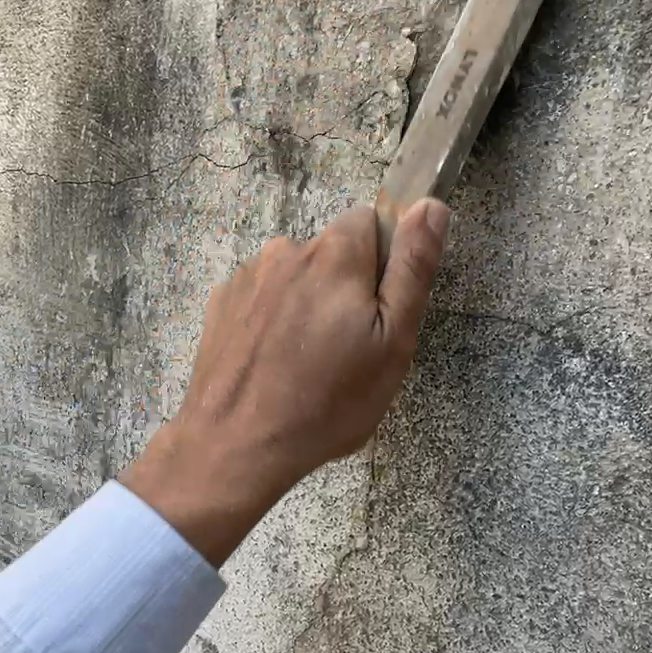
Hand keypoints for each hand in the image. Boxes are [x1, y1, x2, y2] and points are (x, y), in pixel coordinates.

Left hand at [122, 199, 451, 565]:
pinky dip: (272, 321)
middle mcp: (286, 251)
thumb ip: (413, 268)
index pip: (370, 221)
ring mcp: (247, 278)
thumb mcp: (392, 342)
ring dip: (306, 305)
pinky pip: (262, 299)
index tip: (378, 311)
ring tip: (306, 364)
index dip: (382, 263)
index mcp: (334, 254)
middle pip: (331, 253)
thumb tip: (430, 206)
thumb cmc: (327, 402)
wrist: (237, 446)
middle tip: (346, 349)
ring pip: (295, 277)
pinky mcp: (221, 305)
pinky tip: (274, 365)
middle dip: (344, 288)